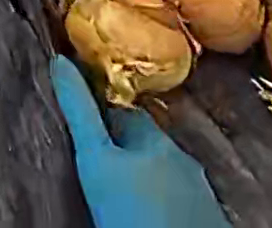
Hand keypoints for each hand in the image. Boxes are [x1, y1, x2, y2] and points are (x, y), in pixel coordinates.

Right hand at [48, 56, 229, 227]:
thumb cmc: (130, 211)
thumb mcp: (95, 160)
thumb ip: (80, 112)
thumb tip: (60, 60)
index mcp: (154, 135)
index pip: (124, 113)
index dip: (103, 118)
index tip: (86, 130)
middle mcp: (183, 157)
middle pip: (147, 143)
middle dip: (127, 148)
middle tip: (101, 163)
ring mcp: (202, 194)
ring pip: (166, 173)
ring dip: (148, 177)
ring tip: (124, 192)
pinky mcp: (211, 222)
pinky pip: (183, 203)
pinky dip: (167, 204)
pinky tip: (151, 215)